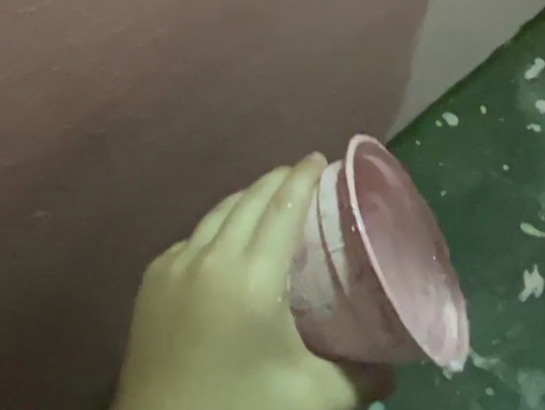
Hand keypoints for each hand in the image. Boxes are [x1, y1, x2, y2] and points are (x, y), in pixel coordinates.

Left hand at [111, 156, 393, 409]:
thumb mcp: (314, 399)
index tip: (319, 159)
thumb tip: (393, 363)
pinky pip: (191, 239)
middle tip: (301, 175)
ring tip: (268, 198)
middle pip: (248, 201)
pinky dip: (216, 228)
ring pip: (215, 214)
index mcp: (251, 277)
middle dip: (276, 181)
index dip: (302, 178)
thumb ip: (361, 376)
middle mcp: (209, 257)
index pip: (282, 207)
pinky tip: (226, 240)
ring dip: (245, 199)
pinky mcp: (151, 280)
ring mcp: (174, 265)